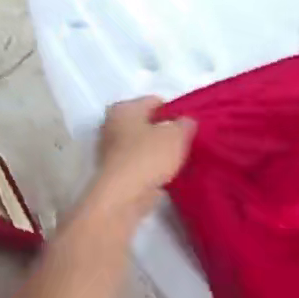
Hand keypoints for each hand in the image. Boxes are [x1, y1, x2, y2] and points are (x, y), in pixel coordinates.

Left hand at [86, 97, 195, 217]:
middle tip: (184, 142)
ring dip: (157, 152)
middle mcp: (111, 125)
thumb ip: (185, 124)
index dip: (174, 111)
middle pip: (145, 124)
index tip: (188, 125)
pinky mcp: (114, 173)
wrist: (124, 195)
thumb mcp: (176, 135)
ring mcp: (110, 151)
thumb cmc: (148, 157)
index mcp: (123, 108)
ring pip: (142, 146)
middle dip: (164, 132)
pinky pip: (139, 165)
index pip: (154, 101)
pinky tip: (165, 175)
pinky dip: (150, 168)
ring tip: (178, 160)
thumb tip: (186, 122)